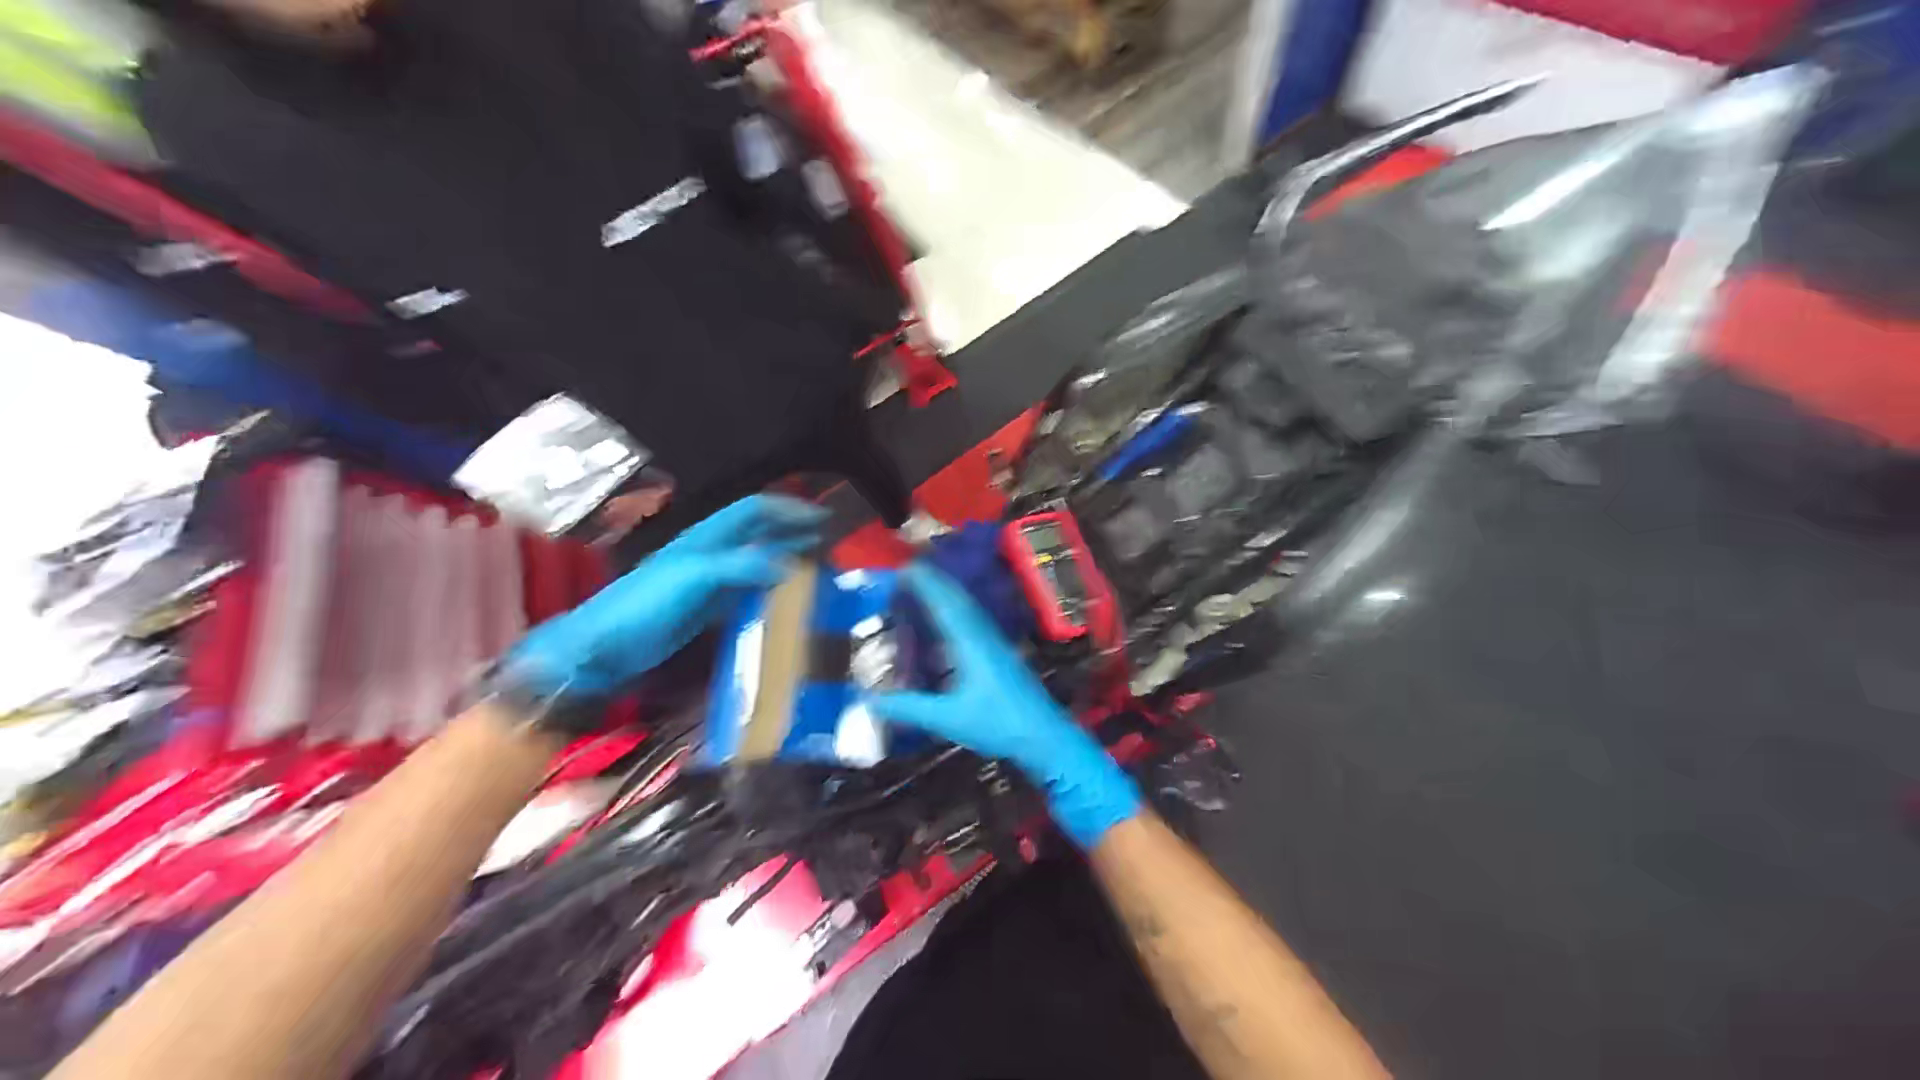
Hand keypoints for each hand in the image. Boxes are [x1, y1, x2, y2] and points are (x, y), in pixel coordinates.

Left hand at [506, 495, 825, 698]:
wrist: (605, 648)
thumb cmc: (645, 605)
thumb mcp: (694, 577)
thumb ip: (740, 566)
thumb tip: (788, 566)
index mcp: (707, 538)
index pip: (754, 511)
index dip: (787, 509)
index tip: (820, 519)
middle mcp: (712, 554)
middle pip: (758, 532)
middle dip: (791, 530)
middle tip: (825, 539)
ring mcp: (710, 582)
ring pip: (756, 560)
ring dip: (785, 557)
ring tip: (815, 564)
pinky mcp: (708, 609)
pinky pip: (749, 590)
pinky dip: (771, 588)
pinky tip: (786, 598)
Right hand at [867, 563, 1141, 847]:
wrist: (1045, 737)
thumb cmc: (999, 724)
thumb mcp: (948, 718)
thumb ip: (909, 708)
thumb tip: (870, 701)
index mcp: (971, 643)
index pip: (945, 604)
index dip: (925, 583)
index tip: (904, 568)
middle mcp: (984, 636)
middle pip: (958, 600)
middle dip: (934, 582)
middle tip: (909, 571)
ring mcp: (995, 644)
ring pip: (968, 610)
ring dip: (946, 595)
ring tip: (925, 587)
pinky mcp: (1001, 655)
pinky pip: (973, 623)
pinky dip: (956, 613)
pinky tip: (948, 624)